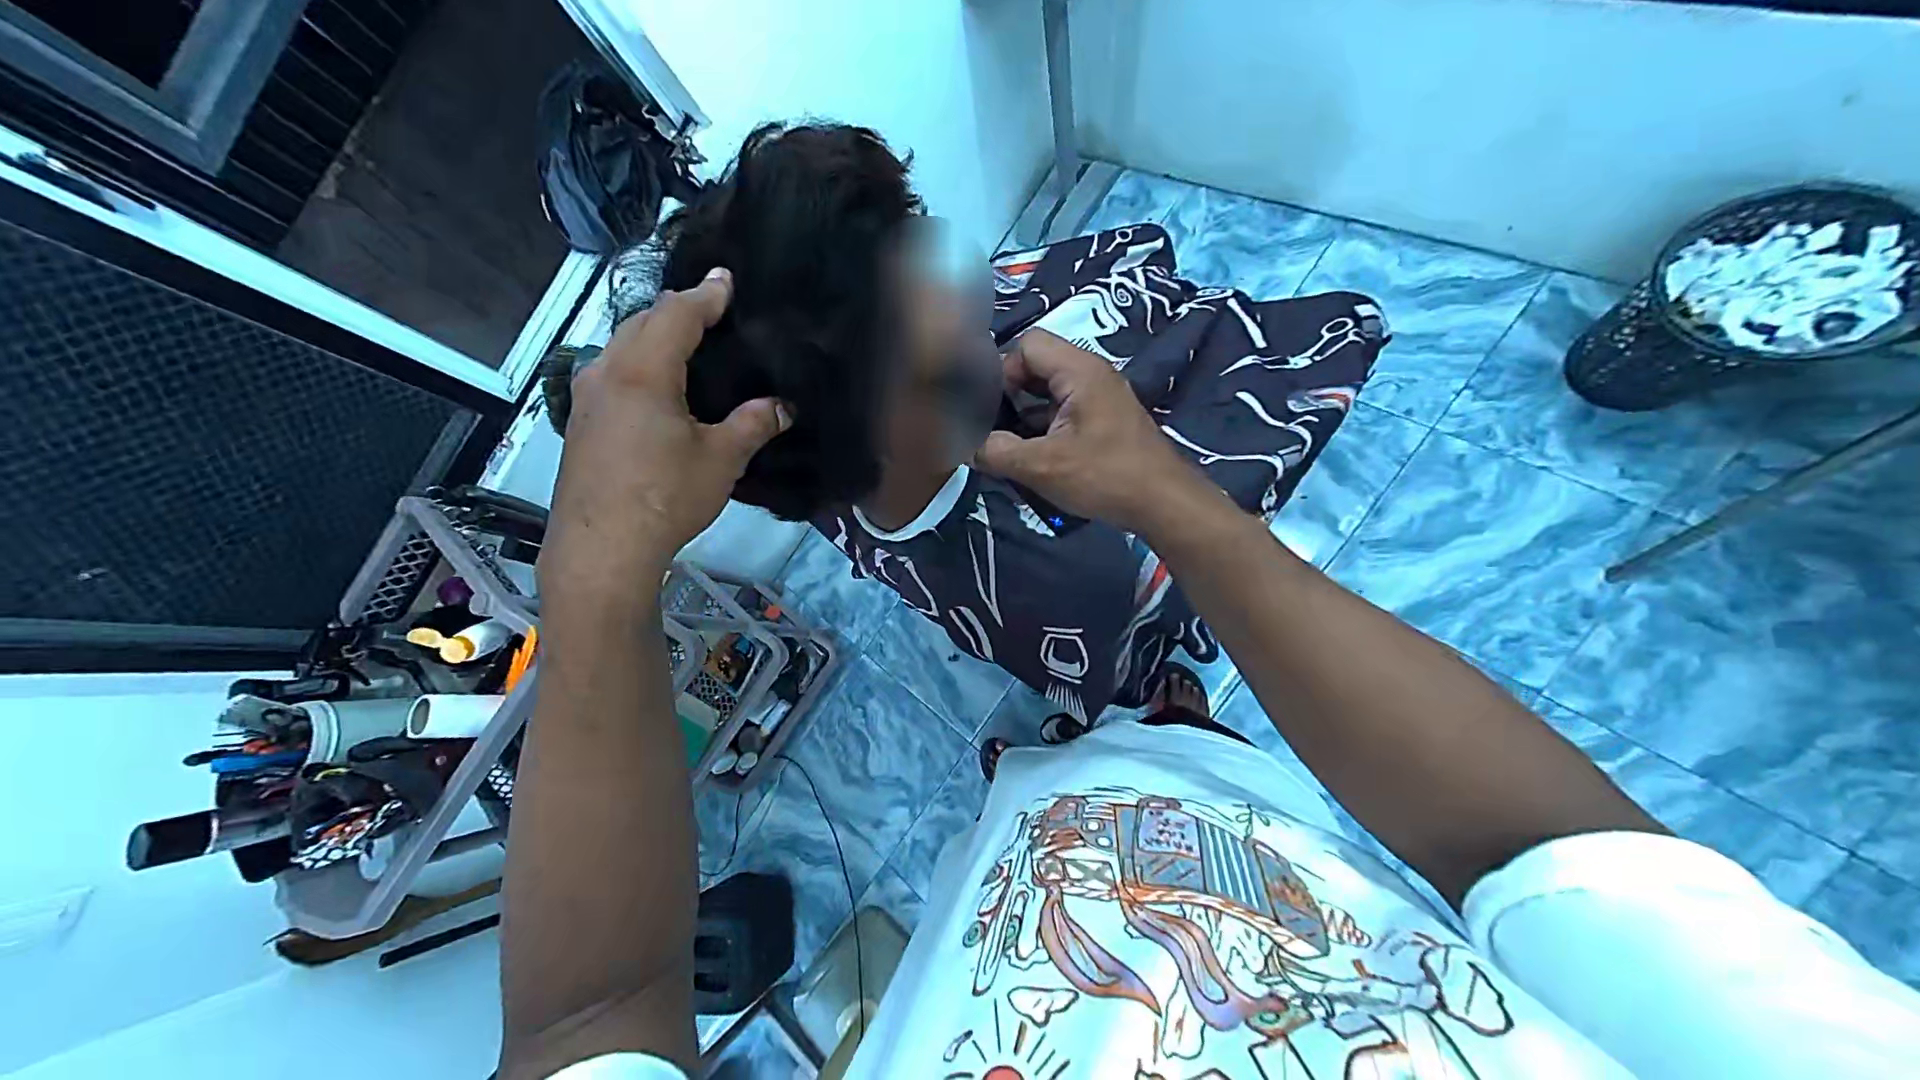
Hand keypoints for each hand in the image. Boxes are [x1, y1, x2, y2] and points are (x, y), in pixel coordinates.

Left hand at [539, 269, 789, 605]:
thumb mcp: (721, 459)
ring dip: (652, 335)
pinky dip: (637, 362)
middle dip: (677, 310)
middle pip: (642, 322)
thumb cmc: (665, 496)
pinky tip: (653, 386)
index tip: (726, 280)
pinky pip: (611, 373)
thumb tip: (784, 406)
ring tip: (684, 342)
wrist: (602, 547)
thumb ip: (754, 425)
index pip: (677, 315)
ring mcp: (586, 397)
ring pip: (621, 346)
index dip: (706, 295)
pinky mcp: (580, 423)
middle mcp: (608, 372)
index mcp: (643, 371)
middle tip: (710, 307)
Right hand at [974, 329, 1218, 535]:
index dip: (1001, 371)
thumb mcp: (1042, 466)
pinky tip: (1030, 459)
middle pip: (1037, 367)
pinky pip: (1063, 413)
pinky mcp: (1104, 422)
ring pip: (1048, 393)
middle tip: (990, 427)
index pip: (1027, 345)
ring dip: (1025, 417)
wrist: (1164, 504)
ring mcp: (1100, 399)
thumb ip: (997, 452)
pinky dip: (1043, 429)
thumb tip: (968, 448)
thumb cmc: (1105, 476)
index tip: (986, 406)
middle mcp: (1091, 375)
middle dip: (1009, 395)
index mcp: (1079, 371)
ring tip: (1005, 447)